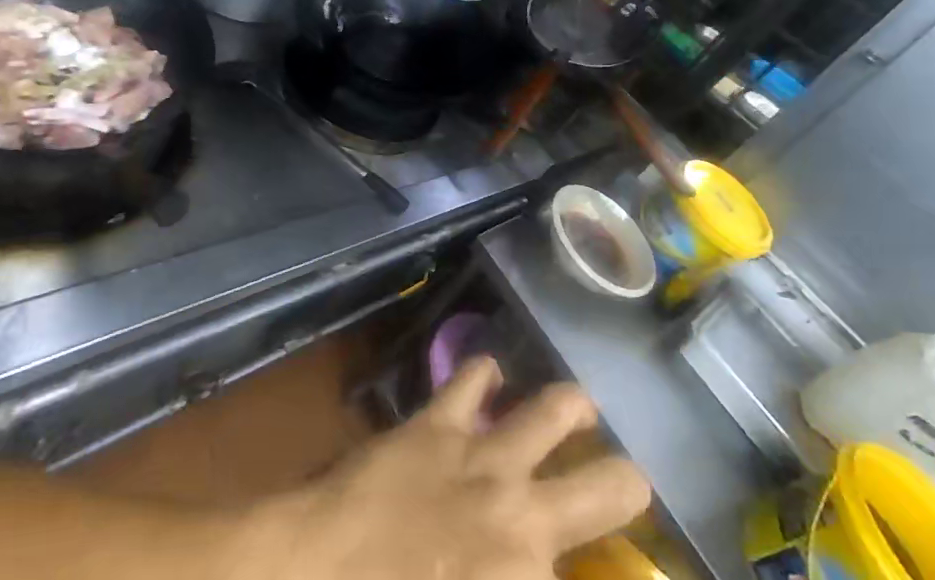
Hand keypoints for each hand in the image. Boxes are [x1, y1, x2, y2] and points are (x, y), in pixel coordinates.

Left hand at [257, 357, 651, 579]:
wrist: (306, 576)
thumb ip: (514, 577)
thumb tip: (534, 562)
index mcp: (531, 577)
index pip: (598, 570)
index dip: (607, 565)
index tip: (589, 555)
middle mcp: (528, 514)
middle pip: (617, 488)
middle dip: (628, 489)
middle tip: (625, 487)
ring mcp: (485, 458)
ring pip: (557, 411)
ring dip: (573, 411)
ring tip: (578, 411)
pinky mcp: (439, 423)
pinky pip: (474, 379)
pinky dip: (485, 375)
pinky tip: (489, 375)